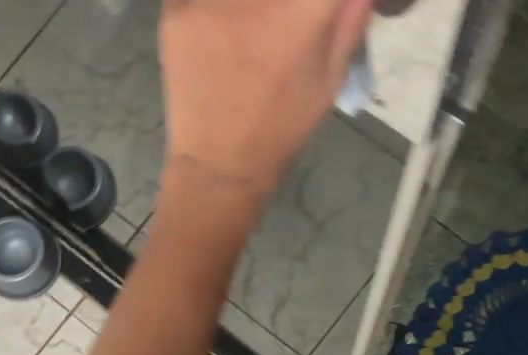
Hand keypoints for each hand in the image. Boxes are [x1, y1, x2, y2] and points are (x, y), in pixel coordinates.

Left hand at [158, 0, 374, 196]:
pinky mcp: (178, 11)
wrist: (218, 165)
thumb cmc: (281, 128)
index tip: (315, 12)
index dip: (319, 1)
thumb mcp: (329, 82)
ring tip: (250, 37)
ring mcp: (210, 0)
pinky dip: (214, 6)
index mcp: (302, 16)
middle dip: (282, 6)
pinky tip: (220, 32)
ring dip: (248, 6)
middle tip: (278, 30)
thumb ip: (349, 22)